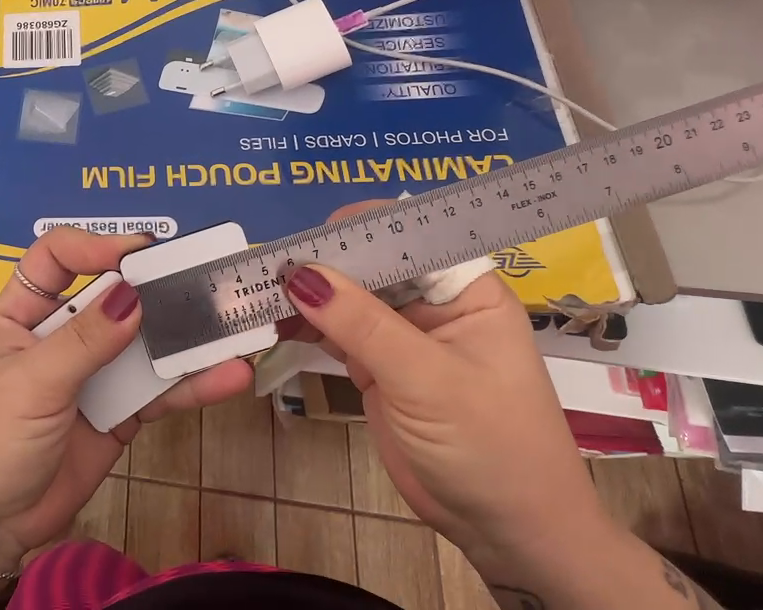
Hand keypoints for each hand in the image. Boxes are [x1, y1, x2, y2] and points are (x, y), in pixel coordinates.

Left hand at [0, 228, 252, 584]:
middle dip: (153, 285)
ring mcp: (92, 375)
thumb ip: (83, 342)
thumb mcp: (31, 384)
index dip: (93, 246)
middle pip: (110, 296)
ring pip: (143, 343)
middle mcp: (59, 335)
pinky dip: (191, 384)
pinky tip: (229, 375)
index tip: (138, 252)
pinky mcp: (118, 414)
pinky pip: (157, 391)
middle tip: (201, 276)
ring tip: (232, 324)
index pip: (55, 259)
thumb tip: (132, 294)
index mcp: (22, 314)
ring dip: (185, 335)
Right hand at [280, 250, 606, 568]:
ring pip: (345, 295)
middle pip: (369, 262)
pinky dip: (301, 324)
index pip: (409, 236)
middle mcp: (431, 303)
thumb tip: (297, 273)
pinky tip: (269, 319)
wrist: (507, 533)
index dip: (359, 229)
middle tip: (266, 267)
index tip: (307, 240)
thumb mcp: (427, 380)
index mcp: (465, 290)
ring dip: (304, 292)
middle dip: (321, 261)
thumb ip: (362, 324)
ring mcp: (401, 334)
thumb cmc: (491, 447)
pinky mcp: (376, 365)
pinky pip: (332, 330)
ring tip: (255, 290)